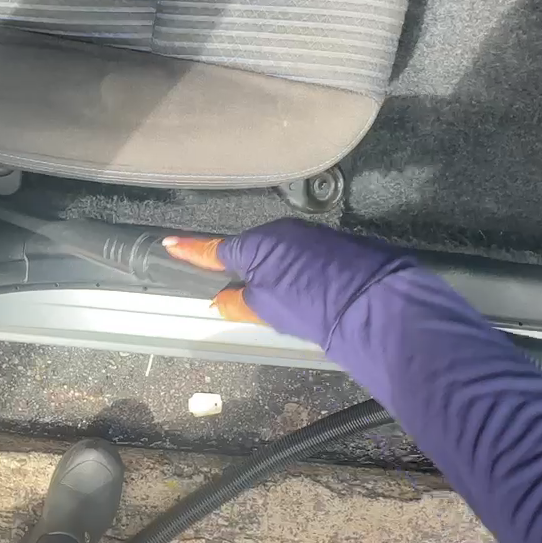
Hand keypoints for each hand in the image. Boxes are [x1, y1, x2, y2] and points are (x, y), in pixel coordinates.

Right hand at [164, 220, 415, 347]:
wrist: (373, 300)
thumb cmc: (309, 302)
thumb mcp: (264, 309)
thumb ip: (236, 304)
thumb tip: (219, 301)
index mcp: (257, 244)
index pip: (214, 250)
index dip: (189, 250)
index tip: (168, 243)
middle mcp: (282, 233)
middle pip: (249, 252)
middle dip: (239, 268)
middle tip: (234, 290)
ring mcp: (310, 237)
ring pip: (277, 255)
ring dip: (270, 273)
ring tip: (280, 301)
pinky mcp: (333, 247)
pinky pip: (301, 258)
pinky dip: (294, 273)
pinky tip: (304, 293)